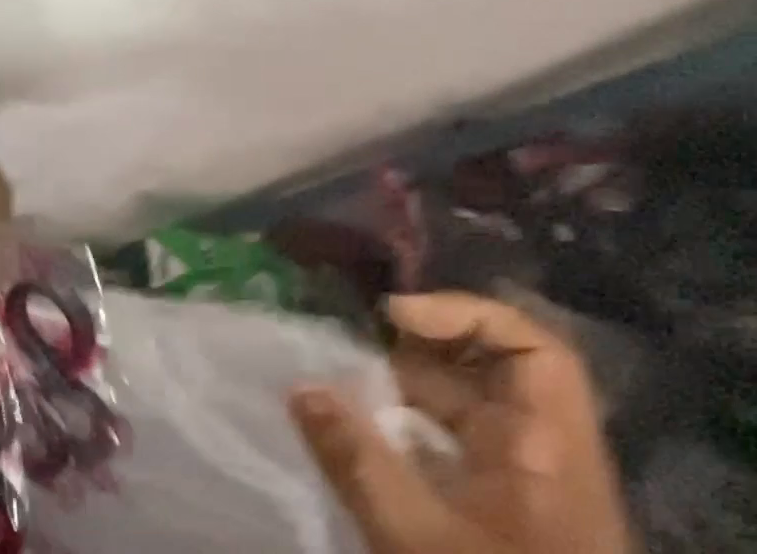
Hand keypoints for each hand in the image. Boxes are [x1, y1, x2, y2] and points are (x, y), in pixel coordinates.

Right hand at [289, 292, 634, 553]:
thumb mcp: (414, 534)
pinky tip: (359, 425)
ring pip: (468, 403)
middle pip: (492, 368)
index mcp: (546, 446)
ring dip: (404, 381)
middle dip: (417, 345)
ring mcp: (526, 480)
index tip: (393, 316)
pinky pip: (455, 438)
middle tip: (349, 342)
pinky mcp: (503, 505)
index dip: (466, 313)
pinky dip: (407, 418)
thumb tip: (300, 387)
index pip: (534, 348)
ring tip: (340, 377)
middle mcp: (545, 451)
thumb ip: (354, 458)